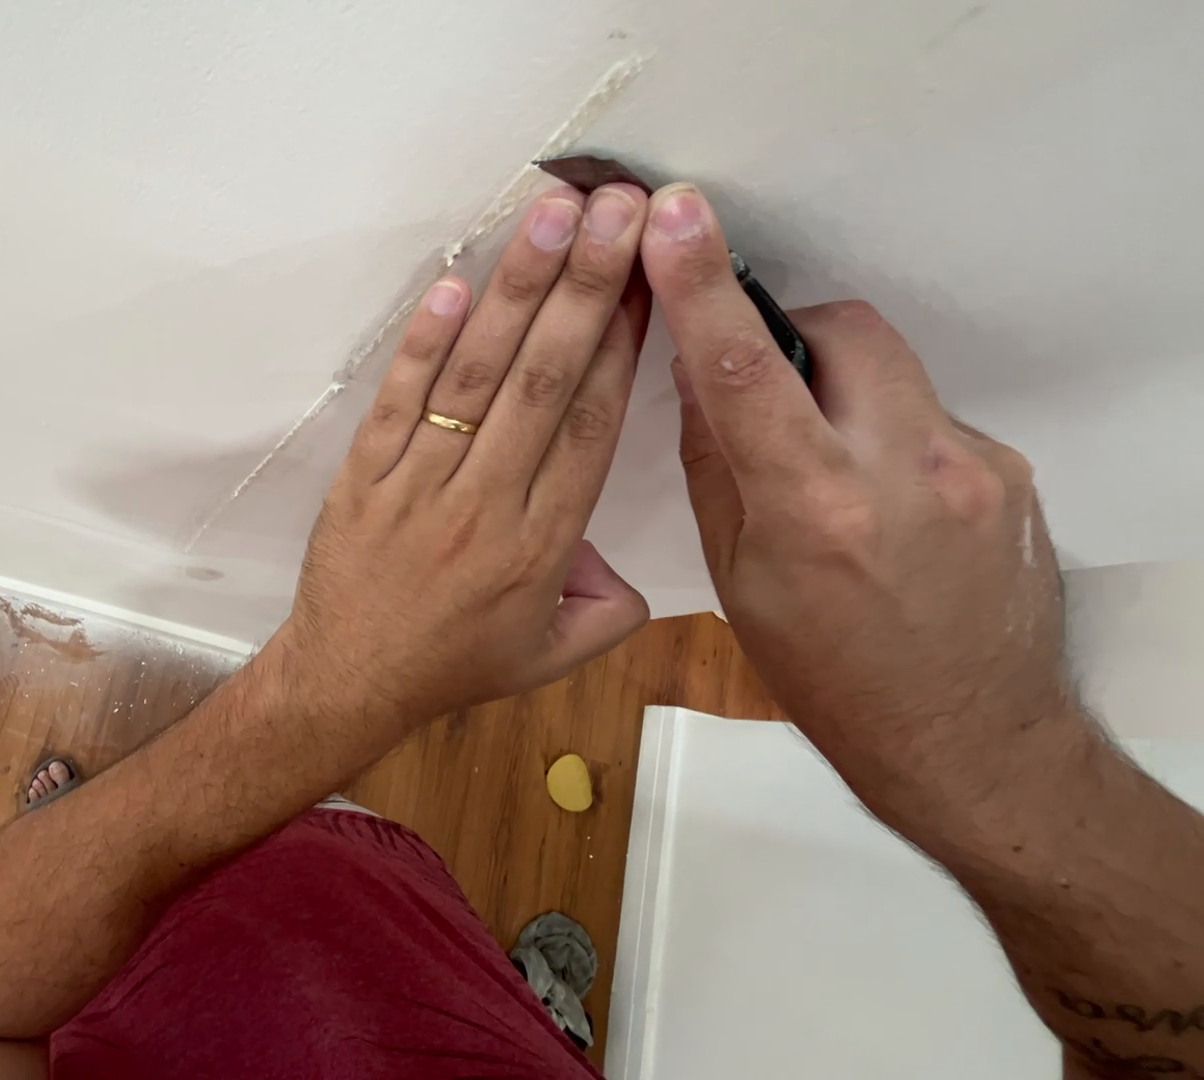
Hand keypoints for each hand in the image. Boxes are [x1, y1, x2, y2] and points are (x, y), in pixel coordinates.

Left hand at [271, 182, 654, 724]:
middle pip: (546, 381)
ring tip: (551, 215)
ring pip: (475, 377)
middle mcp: (487, 502)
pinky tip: (454, 284)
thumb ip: (611, 611)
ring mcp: (418, 485)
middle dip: (586, 287)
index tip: (648, 272)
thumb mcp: (550, 656)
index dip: (625, 342)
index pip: (594, 424)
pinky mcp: (362, 478)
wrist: (350, 678)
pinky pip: (398, 402)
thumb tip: (623, 560)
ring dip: (516, 292)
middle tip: (617, 205)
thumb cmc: (451, 665)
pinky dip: (423, 344)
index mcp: (543, 543)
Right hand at [636, 184, 1076, 804]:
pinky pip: (925, 415)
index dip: (701, 286)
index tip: (675, 218)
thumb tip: (700, 388)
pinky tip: (871, 499)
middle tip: (752, 376)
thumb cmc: (823, 672)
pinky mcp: (1012, 472)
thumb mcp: (737, 578)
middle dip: (787, 330)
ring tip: (812, 456)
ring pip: (888, 369)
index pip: (744, 370)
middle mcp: (906, 469)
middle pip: (843, 332)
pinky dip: (879, 430)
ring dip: (833, 384)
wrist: (966, 738)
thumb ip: (719, 471)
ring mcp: (977, 465)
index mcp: (814, 506)